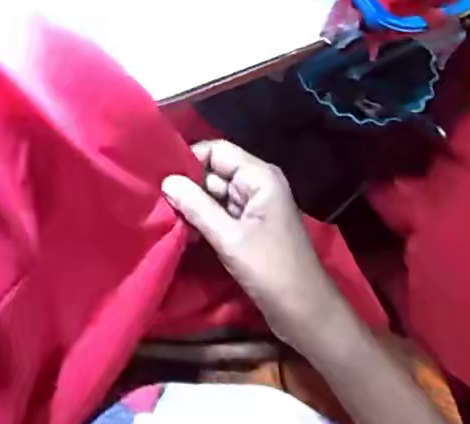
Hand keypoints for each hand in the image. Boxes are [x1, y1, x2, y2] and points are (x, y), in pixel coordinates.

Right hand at [162, 140, 358, 352]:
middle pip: (214, 171)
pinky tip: (183, 230)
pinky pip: (220, 212)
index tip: (162, 175)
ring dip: (193, 204)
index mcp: (260, 177)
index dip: (190, 159)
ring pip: (214, 193)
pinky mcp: (250, 227)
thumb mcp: (230, 239)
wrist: (310, 319)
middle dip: (188, 184)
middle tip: (159, 198)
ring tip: (166, 214)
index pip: (216, 150)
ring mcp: (254, 206)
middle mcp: (257, 184)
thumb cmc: (273, 272)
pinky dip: (203, 219)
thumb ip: (196, 206)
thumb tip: (166, 181)